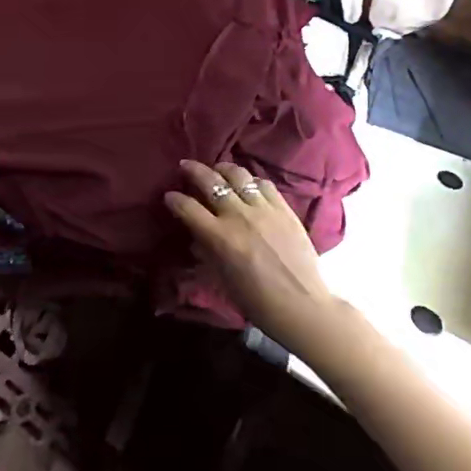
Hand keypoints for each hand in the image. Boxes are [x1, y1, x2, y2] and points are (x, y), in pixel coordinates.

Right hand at [165, 160, 351, 354]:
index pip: (189, 209)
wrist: (302, 304)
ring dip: (223, 168)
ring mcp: (264, 208)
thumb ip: (208, 254)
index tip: (169, 195)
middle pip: (212, 182)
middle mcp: (240, 216)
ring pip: (239, 175)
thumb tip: (196, 237)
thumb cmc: (258, 302)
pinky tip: (248, 182)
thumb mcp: (224, 281)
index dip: (175, 200)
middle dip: (194, 171)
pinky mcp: (284, 207)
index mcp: (221, 238)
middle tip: (185, 166)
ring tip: (216, 168)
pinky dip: (251, 180)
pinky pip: (264, 184)